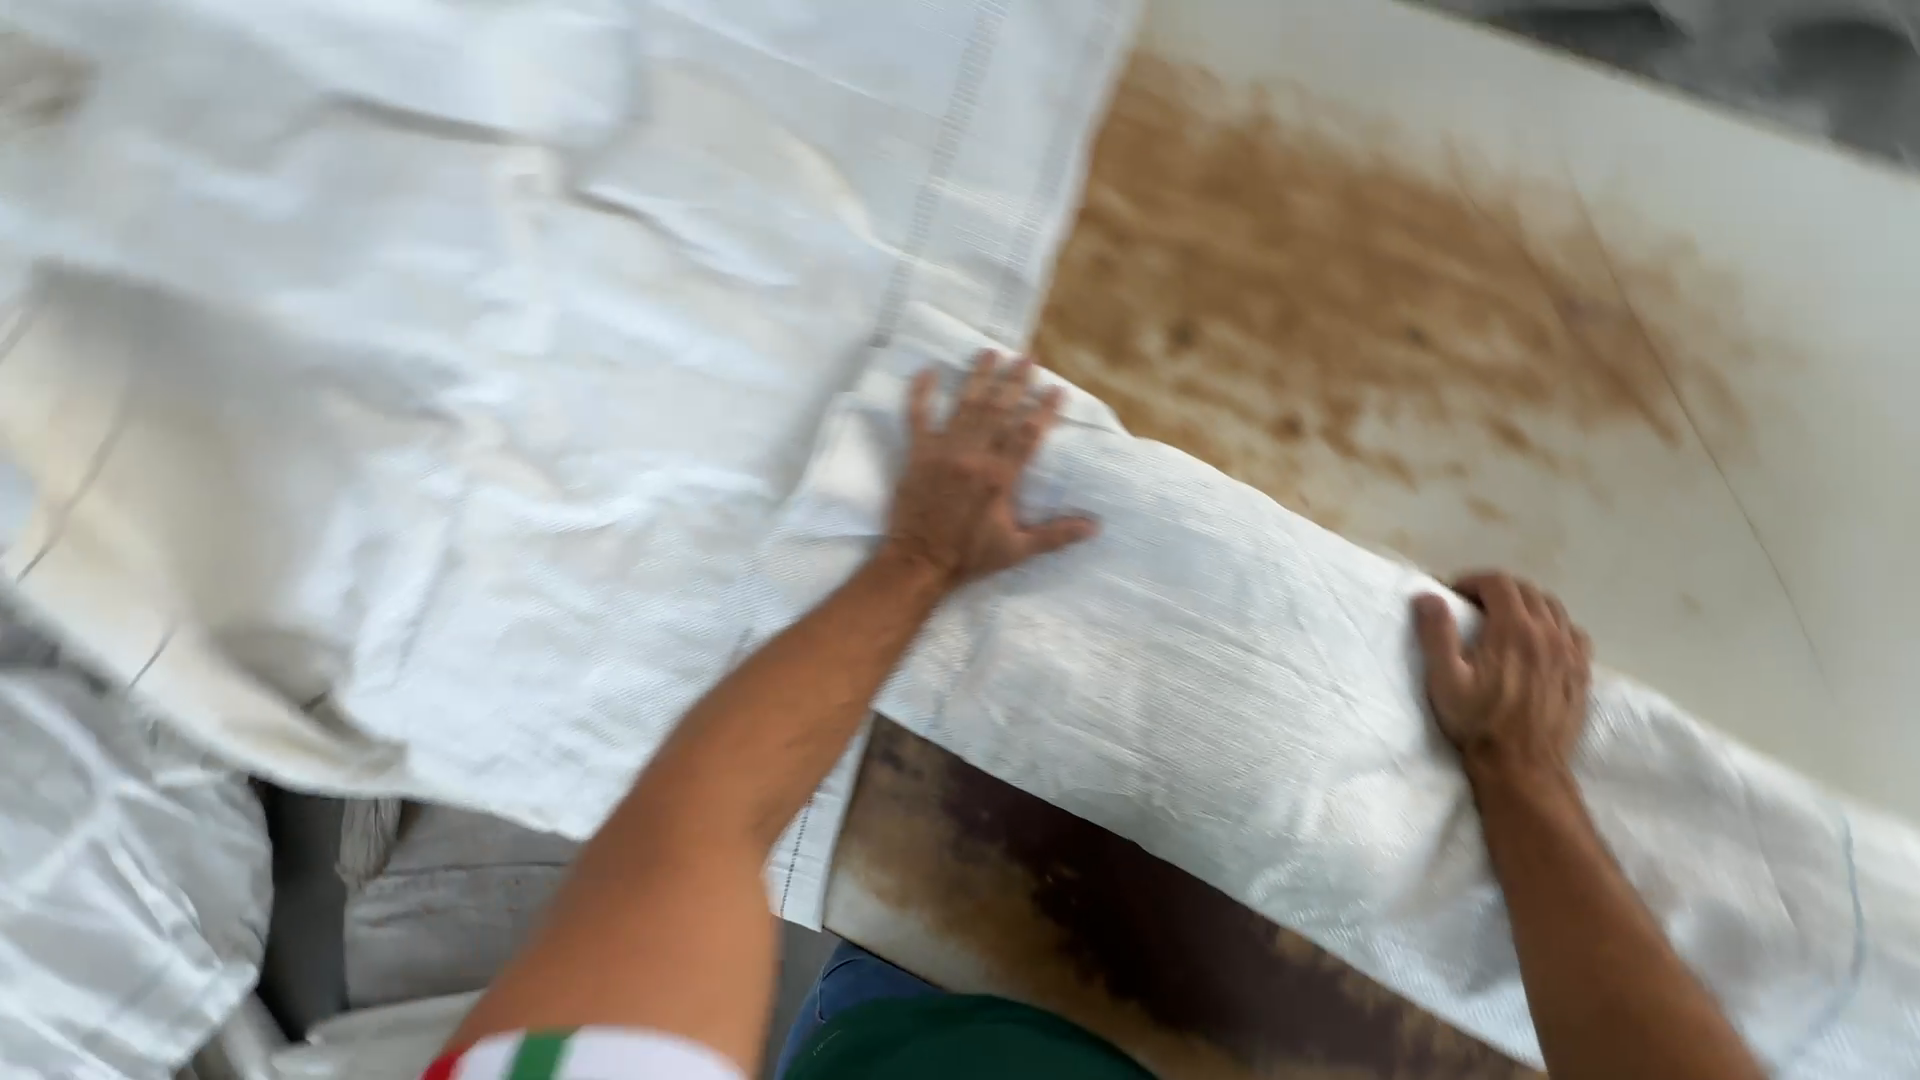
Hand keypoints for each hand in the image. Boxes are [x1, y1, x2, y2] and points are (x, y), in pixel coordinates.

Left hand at [884, 351, 1097, 588]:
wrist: (919, 562)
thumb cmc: (969, 557)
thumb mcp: (1017, 550)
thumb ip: (1056, 535)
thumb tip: (1095, 526)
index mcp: (1000, 477)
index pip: (1029, 434)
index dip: (1045, 409)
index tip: (1057, 389)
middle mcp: (973, 456)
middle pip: (999, 410)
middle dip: (1015, 382)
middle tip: (1028, 358)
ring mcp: (943, 451)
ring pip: (965, 406)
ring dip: (979, 377)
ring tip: (991, 352)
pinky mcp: (918, 454)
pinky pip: (917, 417)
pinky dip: (921, 393)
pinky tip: (927, 371)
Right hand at [1413, 573, 1592, 783]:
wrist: (1522, 766)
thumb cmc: (1477, 722)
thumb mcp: (1444, 678)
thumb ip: (1436, 633)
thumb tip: (1428, 596)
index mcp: (1514, 630)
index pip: (1499, 583)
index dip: (1472, 582)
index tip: (1453, 596)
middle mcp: (1548, 634)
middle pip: (1528, 591)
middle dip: (1497, 590)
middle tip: (1472, 606)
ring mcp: (1570, 653)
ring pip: (1554, 608)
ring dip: (1526, 604)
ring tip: (1502, 620)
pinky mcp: (1582, 672)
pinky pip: (1574, 633)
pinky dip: (1553, 625)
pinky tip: (1537, 641)